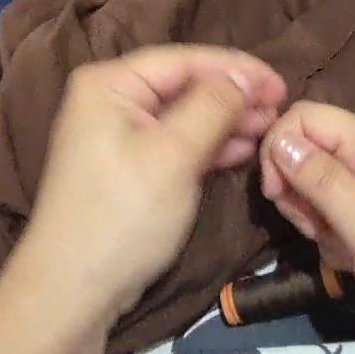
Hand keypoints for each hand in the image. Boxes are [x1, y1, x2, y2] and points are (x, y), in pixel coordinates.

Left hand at [10, 45, 287, 324]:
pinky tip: (242, 150)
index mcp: (110, 83)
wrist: (73, 293)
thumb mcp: (174, 155)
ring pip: (183, 115)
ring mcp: (117, 135)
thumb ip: (214, 107)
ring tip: (268, 130)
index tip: (281, 83)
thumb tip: (245, 76)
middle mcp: (109, 99)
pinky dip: (208, 146)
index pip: (184, 59)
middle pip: (183, 85)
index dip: (236, 68)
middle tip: (279, 109)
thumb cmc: (124, 215)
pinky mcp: (128, 167)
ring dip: (226, 121)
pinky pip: (175, 142)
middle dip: (233, 96)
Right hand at [259, 101, 354, 340]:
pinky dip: (330, 228)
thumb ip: (323, 183)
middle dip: (294, 188)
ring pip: (313, 178)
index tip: (277, 196)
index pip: (301, 116)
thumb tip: (279, 141)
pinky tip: (349, 254)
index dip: (278, 149)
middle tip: (314, 230)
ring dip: (311, 214)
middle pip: (304, 146)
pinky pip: (333, 202)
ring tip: (337, 246)